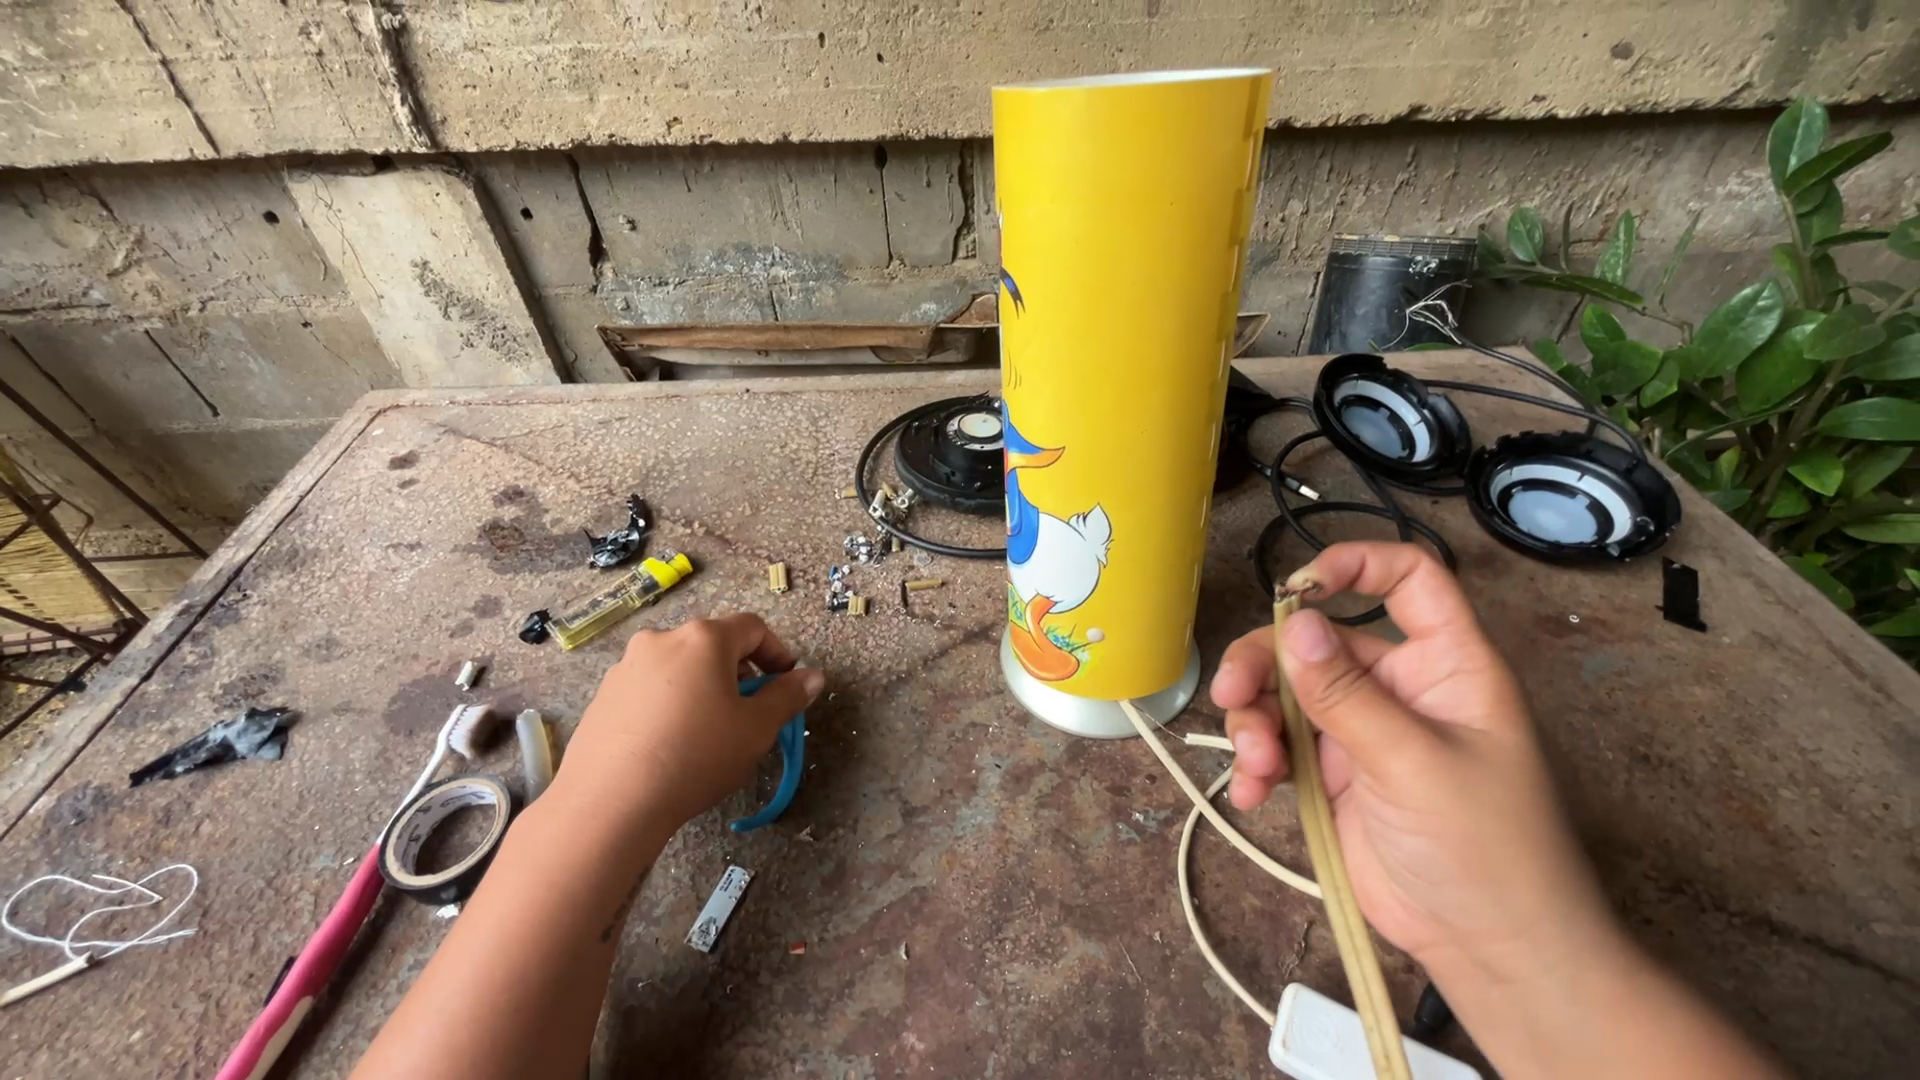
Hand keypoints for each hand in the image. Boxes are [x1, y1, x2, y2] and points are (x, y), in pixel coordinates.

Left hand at [555, 614, 824, 831]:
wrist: (610, 803)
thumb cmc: (696, 756)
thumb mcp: (756, 729)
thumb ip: (787, 696)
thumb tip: (813, 676)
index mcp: (705, 639)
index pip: (753, 628)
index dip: (777, 652)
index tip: (787, 683)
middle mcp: (662, 640)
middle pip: (713, 644)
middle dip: (739, 671)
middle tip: (750, 710)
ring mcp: (627, 666)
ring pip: (680, 666)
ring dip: (703, 687)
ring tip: (709, 730)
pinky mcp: (604, 696)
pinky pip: (650, 689)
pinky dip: (670, 704)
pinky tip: (671, 743)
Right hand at [1210, 542, 1612, 976]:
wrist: (1487, 950)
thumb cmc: (1483, 849)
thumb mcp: (1413, 764)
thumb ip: (1347, 695)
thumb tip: (1296, 623)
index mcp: (1443, 665)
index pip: (1409, 581)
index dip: (1355, 566)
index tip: (1296, 588)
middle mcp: (1396, 686)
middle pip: (1316, 641)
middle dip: (1264, 665)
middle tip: (1231, 697)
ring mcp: (1359, 730)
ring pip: (1284, 692)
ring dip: (1253, 721)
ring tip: (1253, 765)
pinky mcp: (1330, 772)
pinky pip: (1277, 744)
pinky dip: (1255, 762)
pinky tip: (1250, 793)